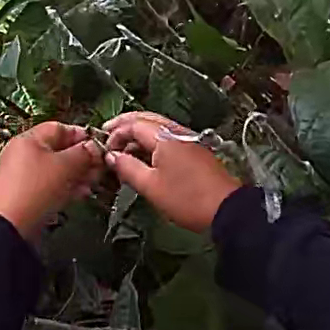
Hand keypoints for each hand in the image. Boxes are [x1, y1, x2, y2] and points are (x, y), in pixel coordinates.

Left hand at [0, 122, 105, 239]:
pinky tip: (81, 193)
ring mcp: (24, 176)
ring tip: (93, 181)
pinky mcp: (27, 195)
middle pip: (60, 150)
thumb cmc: (33, 190)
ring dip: (78, 174)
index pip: (59, 128)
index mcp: (28, 140)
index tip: (98, 144)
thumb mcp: (65, 166)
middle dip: (83, 158)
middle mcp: (24, 155)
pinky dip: (67, 187)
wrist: (11, 228)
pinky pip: (51, 185)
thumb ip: (84, 153)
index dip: (81, 135)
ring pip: (57, 169)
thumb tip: (95, 147)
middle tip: (100, 166)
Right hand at [102, 111, 241, 233]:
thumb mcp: (151, 186)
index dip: (115, 133)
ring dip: (138, 134)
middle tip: (108, 135)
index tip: (103, 148)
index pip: (133, 124)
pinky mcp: (194, 151)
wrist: (226, 209)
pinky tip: (143, 157)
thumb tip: (112, 156)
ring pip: (157, 128)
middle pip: (146, 119)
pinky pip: (167, 138)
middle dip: (125, 125)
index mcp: (164, 136)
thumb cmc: (185, 198)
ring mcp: (188, 139)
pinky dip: (151, 143)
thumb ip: (128, 168)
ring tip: (122, 149)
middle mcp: (176, 131)